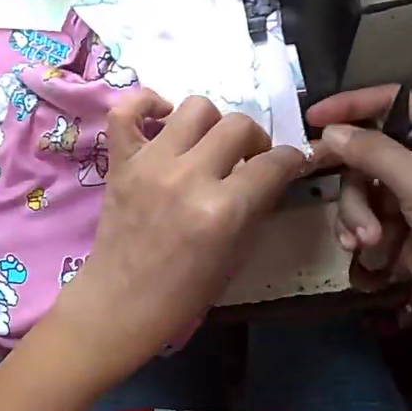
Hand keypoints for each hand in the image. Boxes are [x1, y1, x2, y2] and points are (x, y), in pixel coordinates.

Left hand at [54, 92, 306, 382]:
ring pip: (195, 107)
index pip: (274, 163)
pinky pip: (128, 109)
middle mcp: (188, 177)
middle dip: (255, 141)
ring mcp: (150, 164)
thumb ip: (256, 209)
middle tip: (247, 161)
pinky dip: (147, 105)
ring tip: (207, 147)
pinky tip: (162, 122)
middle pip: (239, 125)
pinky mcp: (120, 162)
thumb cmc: (183, 293)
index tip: (290, 164)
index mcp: (223, 210)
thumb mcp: (236, 257)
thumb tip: (272, 175)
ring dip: (212, 124)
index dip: (291, 160)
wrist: (121, 305)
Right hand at [307, 85, 411, 350]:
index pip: (390, 102)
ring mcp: (406, 189)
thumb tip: (330, 131)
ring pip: (358, 186)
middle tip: (314, 174)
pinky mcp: (395, 220)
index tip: (315, 116)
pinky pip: (360, 213)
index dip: (352, 104)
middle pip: (364, 150)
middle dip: (351, 178)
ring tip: (367, 239)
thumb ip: (374, 153)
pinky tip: (361, 247)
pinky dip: (356, 228)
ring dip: (355, 212)